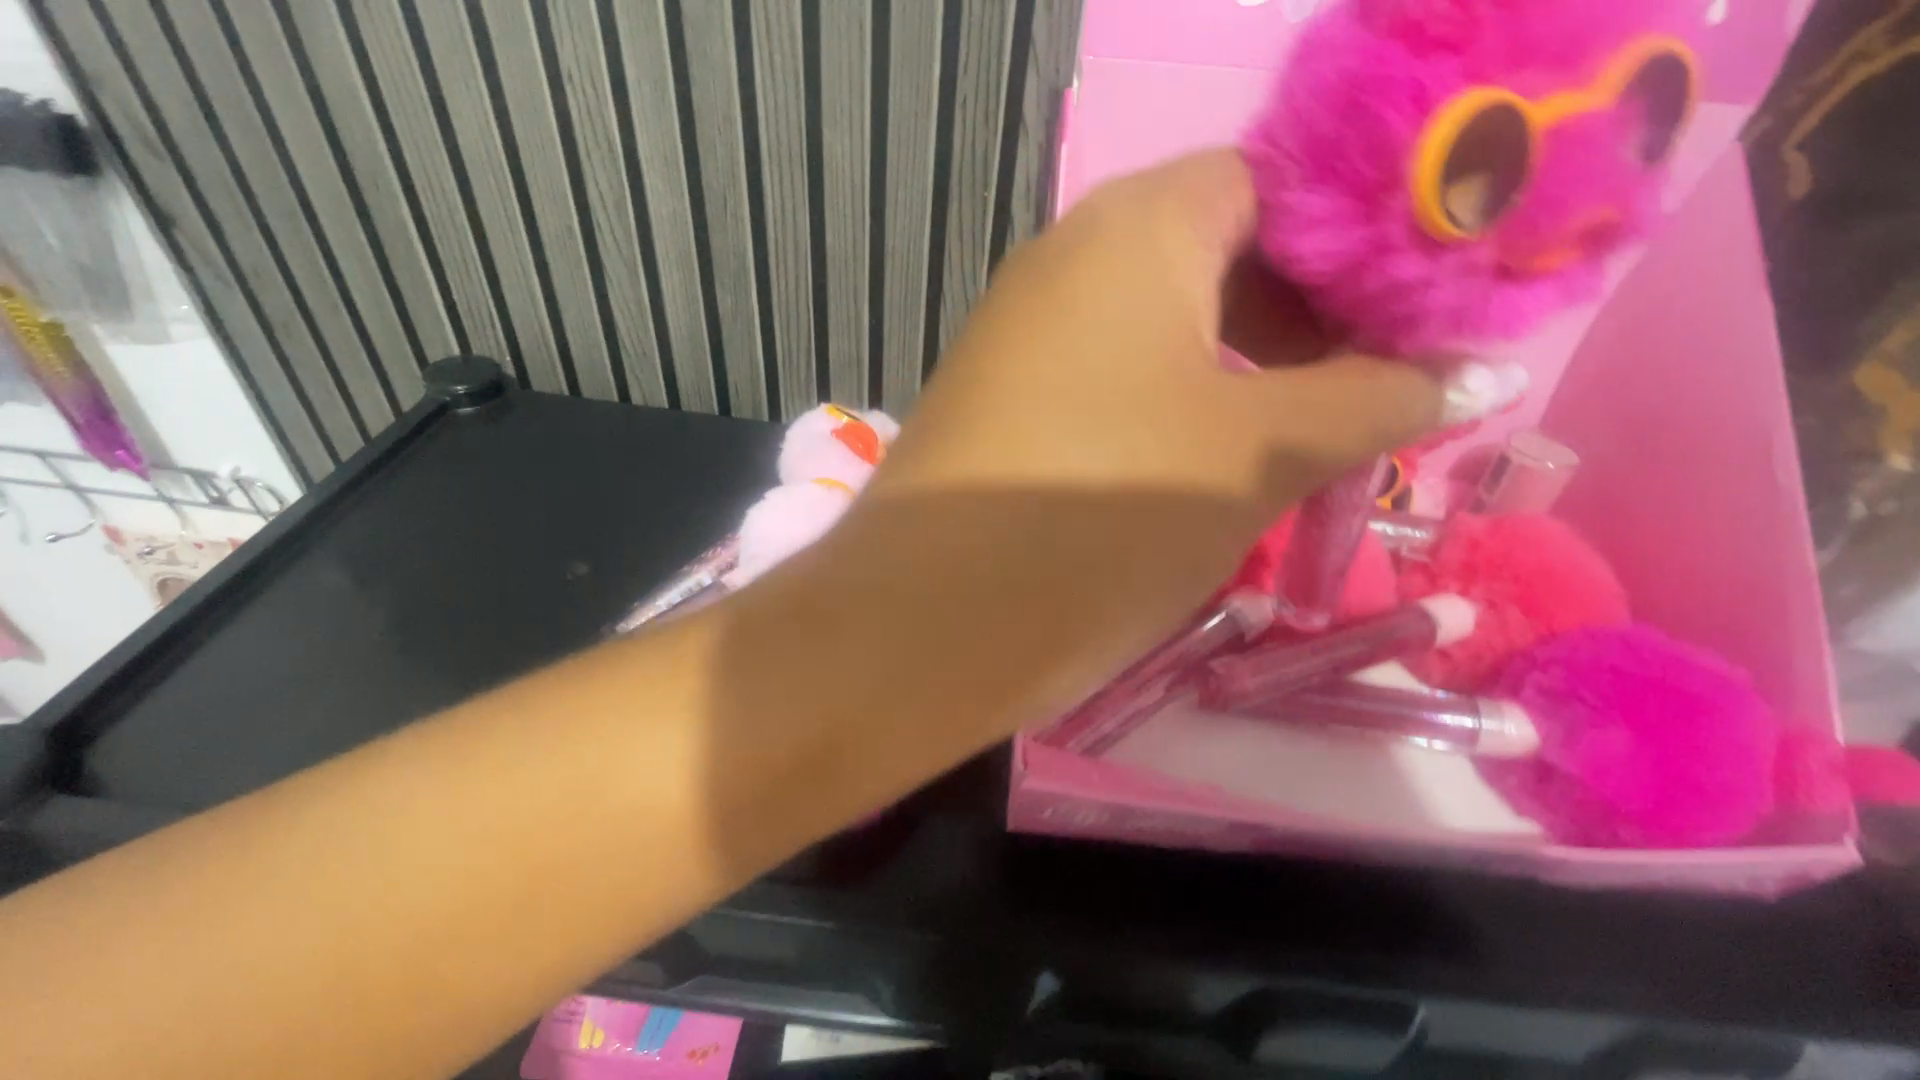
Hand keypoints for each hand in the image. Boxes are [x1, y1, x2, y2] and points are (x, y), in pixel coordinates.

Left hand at [742, 149, 1526, 738]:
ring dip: (1254, 372)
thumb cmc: (1103, 514)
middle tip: (1389, 384)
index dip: (1359, 242)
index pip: (1276, 186)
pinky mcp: (1011, 404)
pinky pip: (1122, 379)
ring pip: (1173, 326)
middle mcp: (1073, 258)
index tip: (1426, 310)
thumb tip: (1462, 371)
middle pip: (1225, 253)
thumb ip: (1370, 399)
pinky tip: (1229, 465)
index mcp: (1137, 227)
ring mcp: (1031, 334)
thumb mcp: (1256, 454)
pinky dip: (1186, 409)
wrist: (926, 625)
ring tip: (1327, 436)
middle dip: (1313, 315)